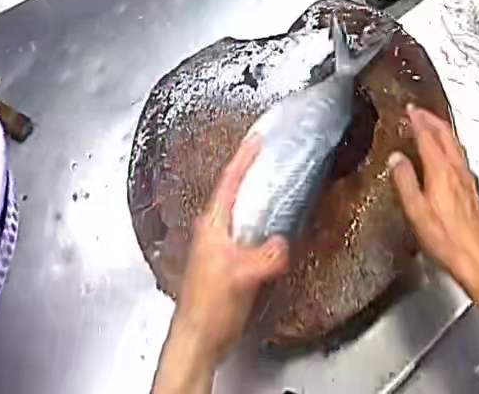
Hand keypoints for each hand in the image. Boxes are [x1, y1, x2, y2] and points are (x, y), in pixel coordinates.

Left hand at [170, 136, 289, 359]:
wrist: (196, 339)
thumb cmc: (209, 307)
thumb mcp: (243, 277)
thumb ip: (266, 256)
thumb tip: (282, 242)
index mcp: (212, 223)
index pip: (229, 180)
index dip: (243, 157)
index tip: (255, 139)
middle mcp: (212, 229)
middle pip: (232, 191)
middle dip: (248, 172)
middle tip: (264, 156)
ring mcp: (216, 245)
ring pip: (237, 211)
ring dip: (252, 197)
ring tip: (269, 186)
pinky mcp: (224, 261)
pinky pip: (243, 231)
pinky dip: (256, 221)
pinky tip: (268, 229)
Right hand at [388, 105, 478, 300]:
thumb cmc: (448, 240)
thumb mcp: (416, 211)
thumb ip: (405, 181)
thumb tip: (396, 158)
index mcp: (441, 170)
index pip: (428, 136)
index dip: (417, 120)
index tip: (409, 109)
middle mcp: (457, 170)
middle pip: (446, 135)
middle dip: (431, 119)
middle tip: (418, 111)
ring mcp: (468, 180)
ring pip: (455, 144)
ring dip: (441, 130)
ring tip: (430, 124)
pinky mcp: (474, 191)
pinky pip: (459, 156)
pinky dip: (449, 144)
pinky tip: (446, 152)